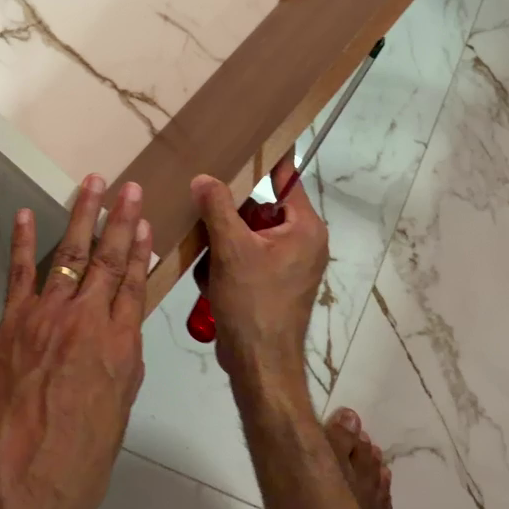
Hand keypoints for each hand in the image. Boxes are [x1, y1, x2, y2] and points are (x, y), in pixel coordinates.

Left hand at [0, 175, 152, 508]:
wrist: (22, 479)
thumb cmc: (81, 456)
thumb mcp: (120, 406)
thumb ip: (123, 358)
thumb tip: (124, 325)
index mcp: (121, 342)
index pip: (134, 281)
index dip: (141, 248)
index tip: (146, 220)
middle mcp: (88, 318)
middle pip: (108, 258)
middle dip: (120, 219)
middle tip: (129, 187)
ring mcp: (48, 315)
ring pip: (69, 253)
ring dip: (82, 215)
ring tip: (92, 184)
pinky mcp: (13, 322)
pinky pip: (19, 273)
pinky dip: (21, 241)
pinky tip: (25, 215)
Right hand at [190, 170, 328, 387]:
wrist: (259, 368)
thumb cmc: (253, 303)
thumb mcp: (231, 249)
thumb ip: (217, 207)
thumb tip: (204, 177)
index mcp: (304, 228)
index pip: (285, 179)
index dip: (264, 161)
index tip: (244, 140)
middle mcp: (303, 242)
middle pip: (260, 208)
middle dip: (230, 215)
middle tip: (205, 211)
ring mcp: (290, 266)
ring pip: (248, 234)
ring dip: (223, 243)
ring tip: (208, 258)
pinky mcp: (274, 286)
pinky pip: (247, 258)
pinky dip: (227, 264)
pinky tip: (211, 279)